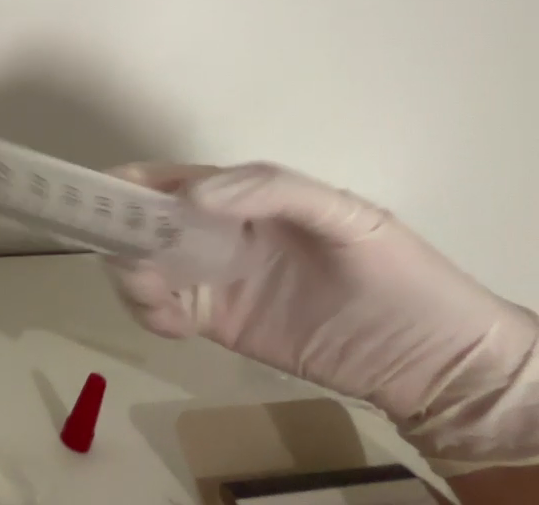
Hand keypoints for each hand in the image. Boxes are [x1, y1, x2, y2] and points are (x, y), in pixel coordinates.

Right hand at [106, 162, 538, 473]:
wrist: (445, 366)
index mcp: (234, 197)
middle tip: (130, 258)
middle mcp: (209, 231)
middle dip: (117, 233)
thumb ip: (270, 189)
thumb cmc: (400, 276)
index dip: (125, 183)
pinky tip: (172, 323)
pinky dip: (147, 312)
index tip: (99, 196)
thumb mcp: (347, 216)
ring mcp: (208, 276)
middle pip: (136, 221)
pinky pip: (159, 309)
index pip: (162, 179)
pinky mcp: (212, 320)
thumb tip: (190, 195)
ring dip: (128, 275)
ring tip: (157, 298)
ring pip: (137, 264)